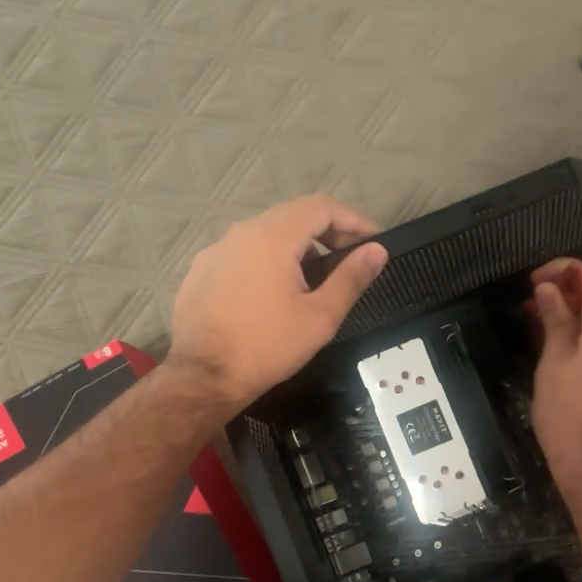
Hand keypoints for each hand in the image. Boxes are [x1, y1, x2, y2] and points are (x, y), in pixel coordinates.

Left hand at [168, 195, 387, 406]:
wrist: (204, 376)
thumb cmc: (268, 346)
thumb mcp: (320, 317)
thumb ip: (351, 278)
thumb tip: (378, 251)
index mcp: (273, 238)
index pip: (321, 206)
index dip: (354, 219)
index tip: (374, 242)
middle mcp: (241, 232)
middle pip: (293, 215)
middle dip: (328, 231)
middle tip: (352, 258)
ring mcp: (217, 249)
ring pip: (267, 233)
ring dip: (299, 246)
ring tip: (318, 278)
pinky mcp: (203, 270)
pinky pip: (245, 252)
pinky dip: (271, 260)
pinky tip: (276, 293)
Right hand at [528, 258, 581, 505]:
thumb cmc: (570, 415)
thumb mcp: (554, 363)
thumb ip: (555, 321)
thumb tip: (549, 291)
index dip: (561, 270)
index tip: (531, 281)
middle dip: (573, 286)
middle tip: (538, 297)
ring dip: (581, 308)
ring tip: (544, 318)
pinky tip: (563, 340)